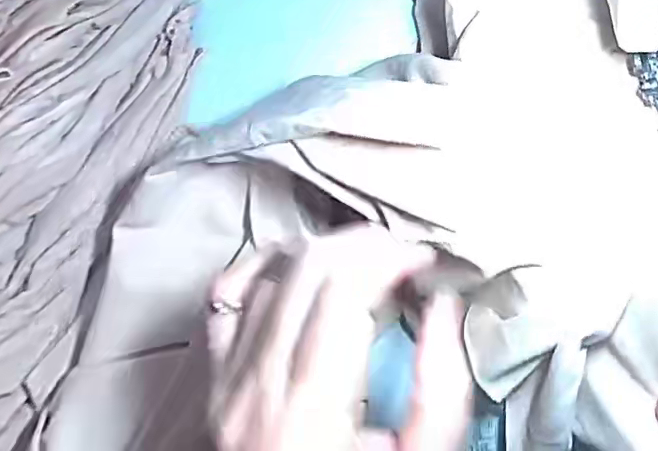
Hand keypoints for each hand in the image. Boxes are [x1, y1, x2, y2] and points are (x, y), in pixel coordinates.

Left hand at [207, 225, 471, 450]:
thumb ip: (440, 395)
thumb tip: (442, 305)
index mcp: (307, 414)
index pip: (345, 288)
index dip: (392, 257)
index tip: (428, 260)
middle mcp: (256, 386)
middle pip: (309, 267)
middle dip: (366, 243)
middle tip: (404, 254)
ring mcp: (227, 381)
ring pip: (273, 271)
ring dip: (328, 248)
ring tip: (368, 259)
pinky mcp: (214, 379)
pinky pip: (229, 294)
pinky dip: (269, 264)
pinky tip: (304, 264)